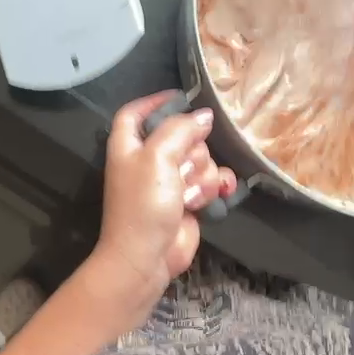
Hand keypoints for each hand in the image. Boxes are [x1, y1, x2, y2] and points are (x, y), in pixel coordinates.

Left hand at [91, 92, 236, 307]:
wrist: (147, 257)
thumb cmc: (144, 204)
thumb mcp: (158, 157)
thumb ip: (180, 129)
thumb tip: (204, 115)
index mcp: (129, 145)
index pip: (136, 112)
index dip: (155, 102)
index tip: (181, 97)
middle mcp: (149, 160)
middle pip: (182, 135)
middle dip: (194, 149)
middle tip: (186, 166)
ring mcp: (171, 181)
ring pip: (202, 159)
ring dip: (204, 175)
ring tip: (192, 194)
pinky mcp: (189, 200)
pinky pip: (212, 181)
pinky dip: (218, 186)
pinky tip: (223, 193)